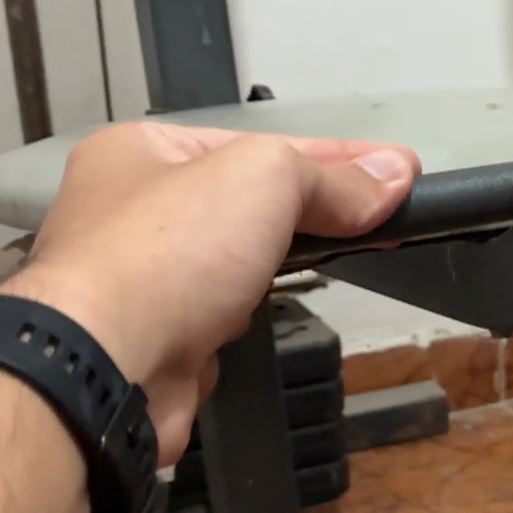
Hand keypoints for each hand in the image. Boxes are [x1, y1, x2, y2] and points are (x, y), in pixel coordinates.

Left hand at [0, 122, 418, 464]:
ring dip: (299, 247)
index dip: (343, 156)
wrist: (111, 367)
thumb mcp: (264, 183)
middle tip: (391, 207)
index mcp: (147, 152)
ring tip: (359, 242)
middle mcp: (140, 208)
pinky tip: (297, 294)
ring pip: (247, 249)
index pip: (267, 145)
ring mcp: (152, 275)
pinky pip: (235, 300)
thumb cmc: (172, 255)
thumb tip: (393, 177)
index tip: (400, 168)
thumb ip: (331, 179)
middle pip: (257, 196)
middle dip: (326, 200)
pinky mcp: (170, 332)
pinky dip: (270, 295)